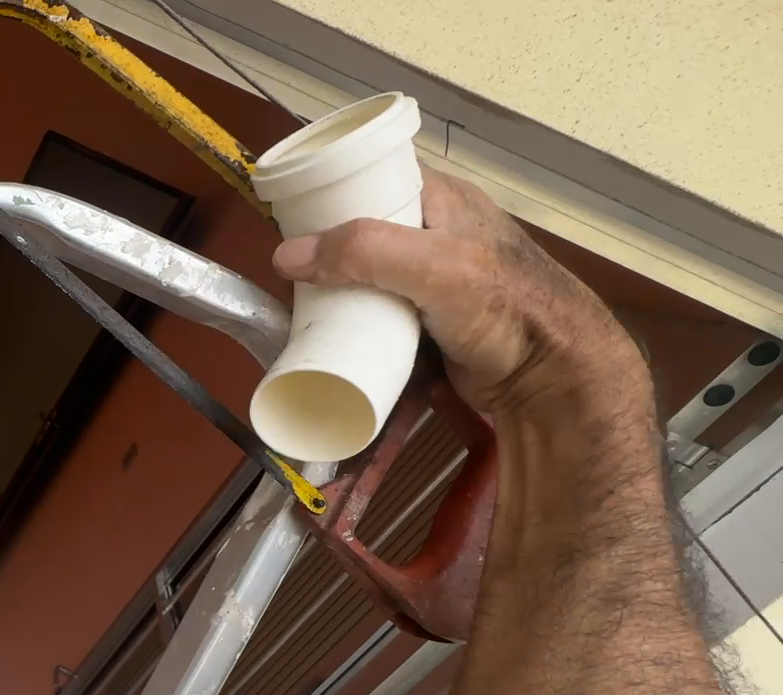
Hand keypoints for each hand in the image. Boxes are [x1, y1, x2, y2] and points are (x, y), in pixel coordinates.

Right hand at [271, 168, 651, 423]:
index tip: (285, 224)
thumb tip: (283, 255)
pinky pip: (367, 316)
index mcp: (439, 201)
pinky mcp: (414, 319)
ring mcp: (419, 281)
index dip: (326, 196)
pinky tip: (325, 341)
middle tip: (289, 286)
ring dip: (327, 301)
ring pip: (356, 280)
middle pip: (353, 237)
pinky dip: (345, 329)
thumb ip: (365, 252)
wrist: (548, 375)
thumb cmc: (508, 307)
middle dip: (317, 261)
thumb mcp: (436, 267)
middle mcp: (427, 235)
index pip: (370, 181)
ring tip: (298, 320)